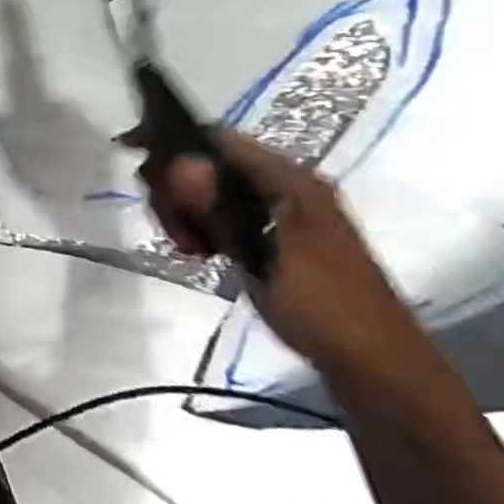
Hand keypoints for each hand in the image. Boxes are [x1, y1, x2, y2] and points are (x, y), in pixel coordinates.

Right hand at [130, 128, 420, 377]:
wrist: (373, 365)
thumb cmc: (325, 306)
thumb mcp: (265, 254)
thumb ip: (220, 207)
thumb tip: (178, 161)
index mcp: (289, 180)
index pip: (215, 138)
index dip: (169, 138)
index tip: (129, 152)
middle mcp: (280, 185)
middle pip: (201, 160)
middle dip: (173, 186)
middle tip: (173, 226)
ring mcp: (273, 209)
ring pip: (201, 187)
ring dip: (181, 210)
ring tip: (189, 246)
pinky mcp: (264, 232)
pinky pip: (212, 211)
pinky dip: (195, 224)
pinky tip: (198, 250)